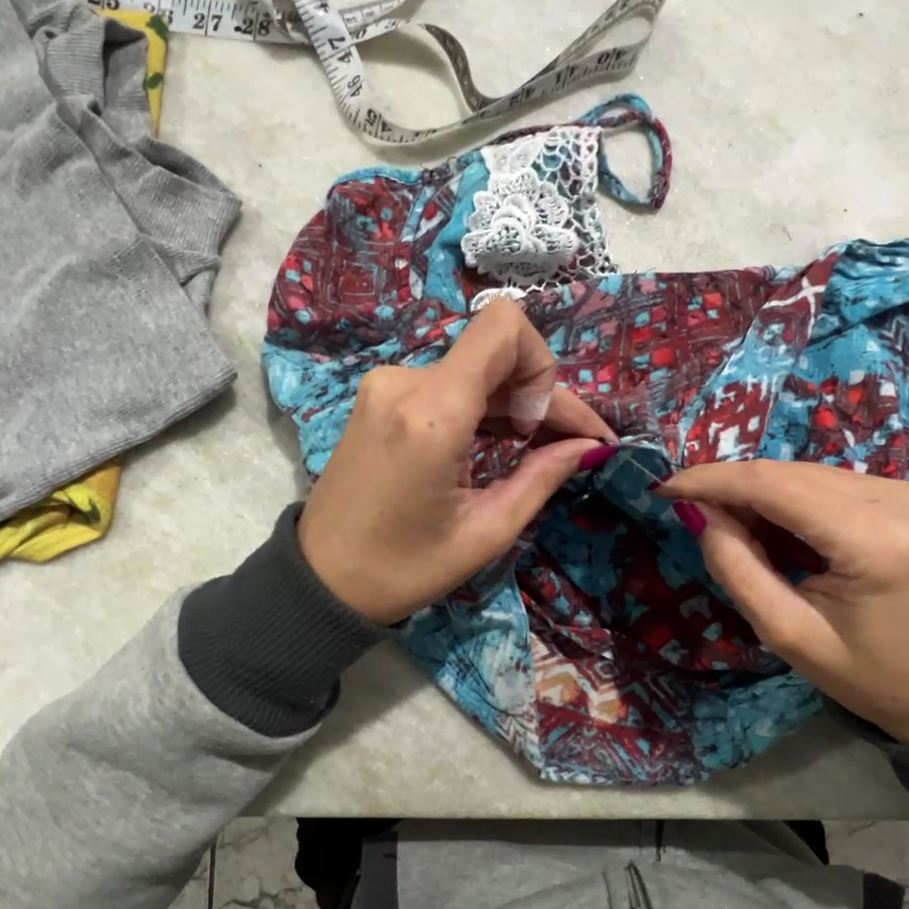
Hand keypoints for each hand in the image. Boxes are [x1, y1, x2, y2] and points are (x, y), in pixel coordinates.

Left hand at [299, 297, 613, 624]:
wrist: (320, 580)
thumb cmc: (401, 570)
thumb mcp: (484, 533)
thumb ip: (541, 478)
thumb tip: (589, 447)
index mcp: (430, 412)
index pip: (503, 327)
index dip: (541, 366)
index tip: (538, 426)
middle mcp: (404, 382)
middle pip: (495, 352)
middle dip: (541, 394)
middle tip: (574, 445)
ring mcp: (386, 386)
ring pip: (474, 368)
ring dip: (513, 402)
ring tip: (543, 450)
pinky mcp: (379, 398)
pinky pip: (447, 384)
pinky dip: (482, 408)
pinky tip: (502, 444)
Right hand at [660, 461, 908, 743]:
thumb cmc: (866, 676)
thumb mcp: (786, 632)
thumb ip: (736, 566)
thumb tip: (697, 511)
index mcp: (874, 541)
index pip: (774, 486)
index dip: (712, 480)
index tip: (665, 487)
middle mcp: (899, 500)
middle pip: (789, 473)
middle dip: (731, 487)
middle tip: (688, 511)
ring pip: (805, 473)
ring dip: (757, 493)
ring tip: (725, 524)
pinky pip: (828, 483)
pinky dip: (788, 498)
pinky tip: (769, 524)